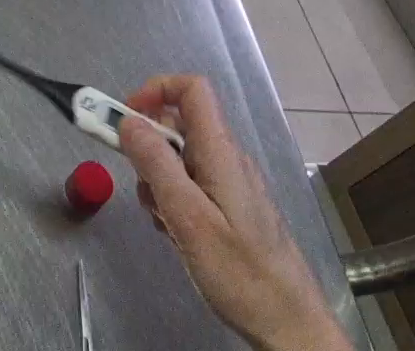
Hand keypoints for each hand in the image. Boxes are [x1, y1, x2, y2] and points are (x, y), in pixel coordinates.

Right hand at [120, 75, 351, 350]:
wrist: (289, 325)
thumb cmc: (240, 272)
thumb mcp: (189, 218)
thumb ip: (157, 165)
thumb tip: (128, 121)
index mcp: (220, 151)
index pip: (192, 89)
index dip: (156, 90)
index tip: (125, 117)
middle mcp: (227, 157)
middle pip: (178, 125)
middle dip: (148, 147)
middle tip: (141, 186)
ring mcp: (230, 182)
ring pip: (180, 158)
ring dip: (159, 179)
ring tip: (164, 219)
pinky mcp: (230, 206)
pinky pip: (191, 184)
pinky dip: (174, 199)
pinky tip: (176, 231)